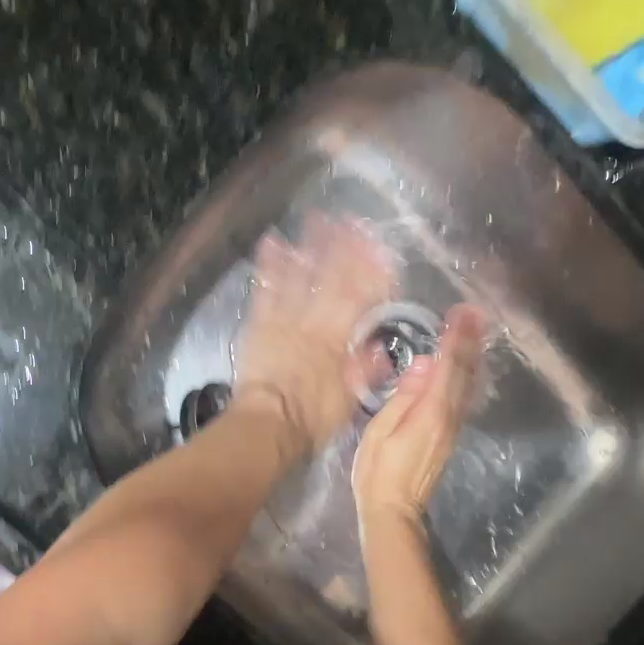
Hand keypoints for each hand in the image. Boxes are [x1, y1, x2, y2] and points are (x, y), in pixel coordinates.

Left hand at [232, 215, 396, 453]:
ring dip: (312, 246)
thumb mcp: (349, 400)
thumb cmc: (311, 420)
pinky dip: (270, 265)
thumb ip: (365, 370)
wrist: (268, 426)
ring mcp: (285, 320)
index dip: (375, 273)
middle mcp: (315, 323)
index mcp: (340, 341)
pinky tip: (273, 241)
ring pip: (302, 276)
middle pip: (334, 279)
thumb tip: (380, 348)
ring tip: (320, 218)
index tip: (384, 252)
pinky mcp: (259, 325)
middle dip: (347, 248)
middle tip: (356, 221)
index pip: (362, 299)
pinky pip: (266, 289)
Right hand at [352, 304, 487, 528]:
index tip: (461, 313)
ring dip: (473, 357)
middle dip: (471, 341)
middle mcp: (450, 416)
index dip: (456, 337)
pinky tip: (466, 368)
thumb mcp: (381, 430)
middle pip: (464, 372)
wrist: (394, 509)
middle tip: (476, 313)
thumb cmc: (378, 471)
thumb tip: (423, 364)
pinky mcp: (449, 437)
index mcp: (432, 410)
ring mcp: (453, 428)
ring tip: (476, 333)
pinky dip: (467, 376)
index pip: (448, 365)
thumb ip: (404, 396)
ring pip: (468, 385)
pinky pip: (463, 397)